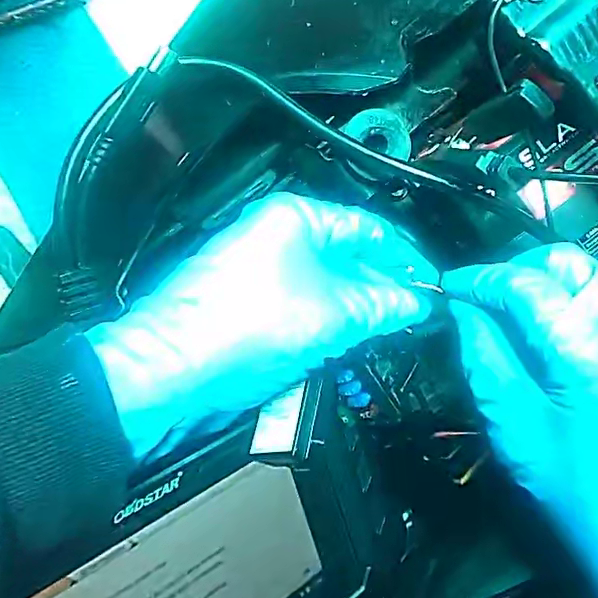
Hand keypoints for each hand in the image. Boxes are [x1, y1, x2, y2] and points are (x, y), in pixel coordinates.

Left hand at [92, 193, 435, 460]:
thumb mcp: (332, 316)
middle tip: (414, 316)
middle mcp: (279, 238)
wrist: (167, 379)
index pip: (371, 228)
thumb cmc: (233, 331)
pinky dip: (332, 335)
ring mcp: (266, 274)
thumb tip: (417, 301)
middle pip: (352, 260)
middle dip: (385, 293)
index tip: (429, 284)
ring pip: (332, 291)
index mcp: (296, 218)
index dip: (406, 258)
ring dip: (361, 321)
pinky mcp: (257, 309)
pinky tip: (349, 362)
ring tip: (385, 343)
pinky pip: (309, 313)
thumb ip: (385, 305)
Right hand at [445, 245, 597, 597]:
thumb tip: (465, 306)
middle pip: (570, 265)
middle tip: (493, 298)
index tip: (456, 285)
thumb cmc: (582, 502)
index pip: (528, 285)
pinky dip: (597, 312)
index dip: (484, 278)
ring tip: (535, 327)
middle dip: (523, 272)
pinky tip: (581, 345)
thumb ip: (485, 357)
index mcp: (592, 361)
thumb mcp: (517, 433)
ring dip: (560, 292)